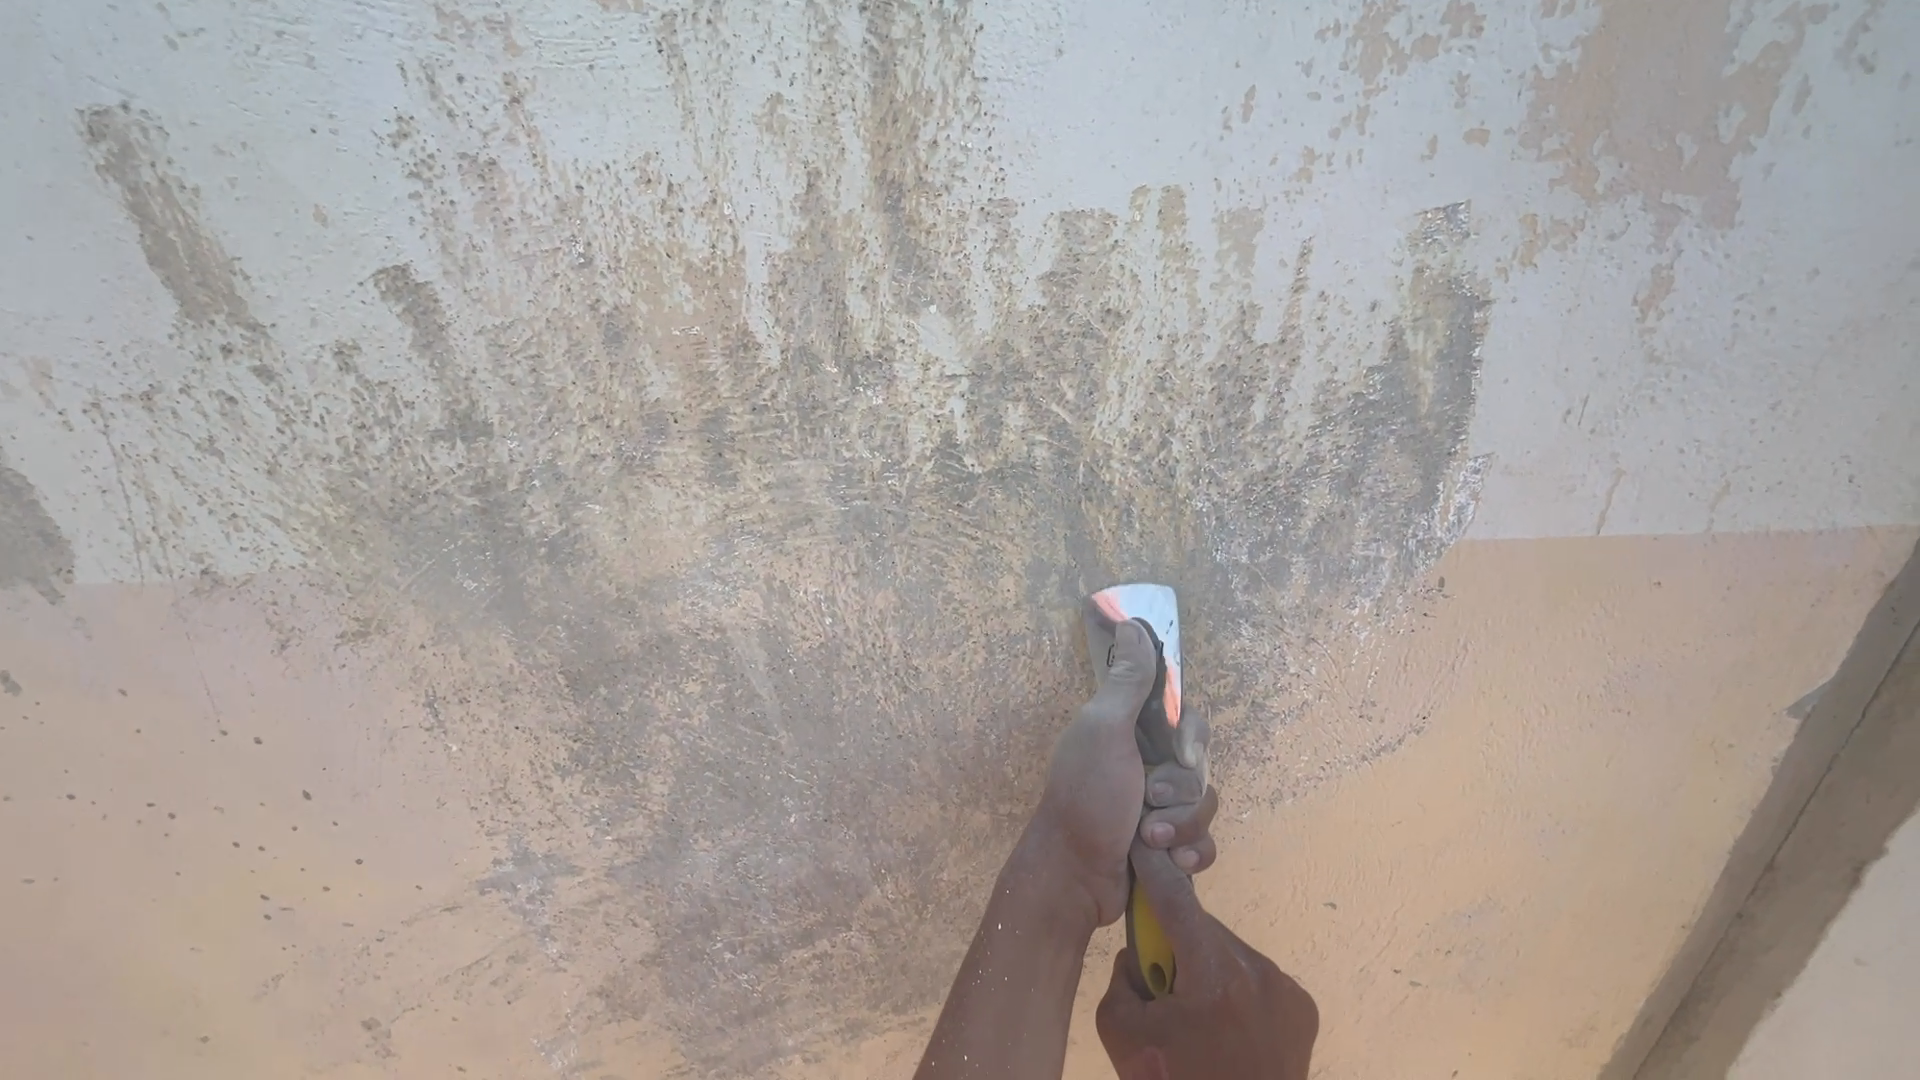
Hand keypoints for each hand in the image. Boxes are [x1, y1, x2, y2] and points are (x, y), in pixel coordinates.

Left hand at [1031, 620, 1215, 926]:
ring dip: (1182, 827)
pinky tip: (1173, 865)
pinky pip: (1206, 845)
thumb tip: (1130, 622)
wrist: (1074, 875)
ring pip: (1205, 807)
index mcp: (1132, 733)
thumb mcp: (1105, 730)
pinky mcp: (1169, 848)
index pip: (1187, 722)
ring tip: (1150, 841)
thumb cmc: (1087, 795)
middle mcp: (1147, 766)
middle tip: (1148, 804)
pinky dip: (1192, 856)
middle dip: (1181, 792)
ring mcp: (1159, 809)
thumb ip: (1127, 681)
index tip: (1181, 753)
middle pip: (1201, 768)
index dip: (1192, 738)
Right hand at [1095, 842, 1318, 1079]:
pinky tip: (1229, 1027)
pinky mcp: (1303, 1007)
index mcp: (1211, 975)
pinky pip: (1254, 977)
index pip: (1173, 897)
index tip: (1141, 840)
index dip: (1152, 866)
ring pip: (1227, 952)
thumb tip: (1142, 952)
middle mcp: (1255, 970)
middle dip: (1178, 939)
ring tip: (1198, 1015)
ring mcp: (1285, 988)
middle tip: (1163, 980)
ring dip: (1206, 965)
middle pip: (1201, 927)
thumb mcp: (1122, 1031)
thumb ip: (1124, 975)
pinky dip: (1235, 988)